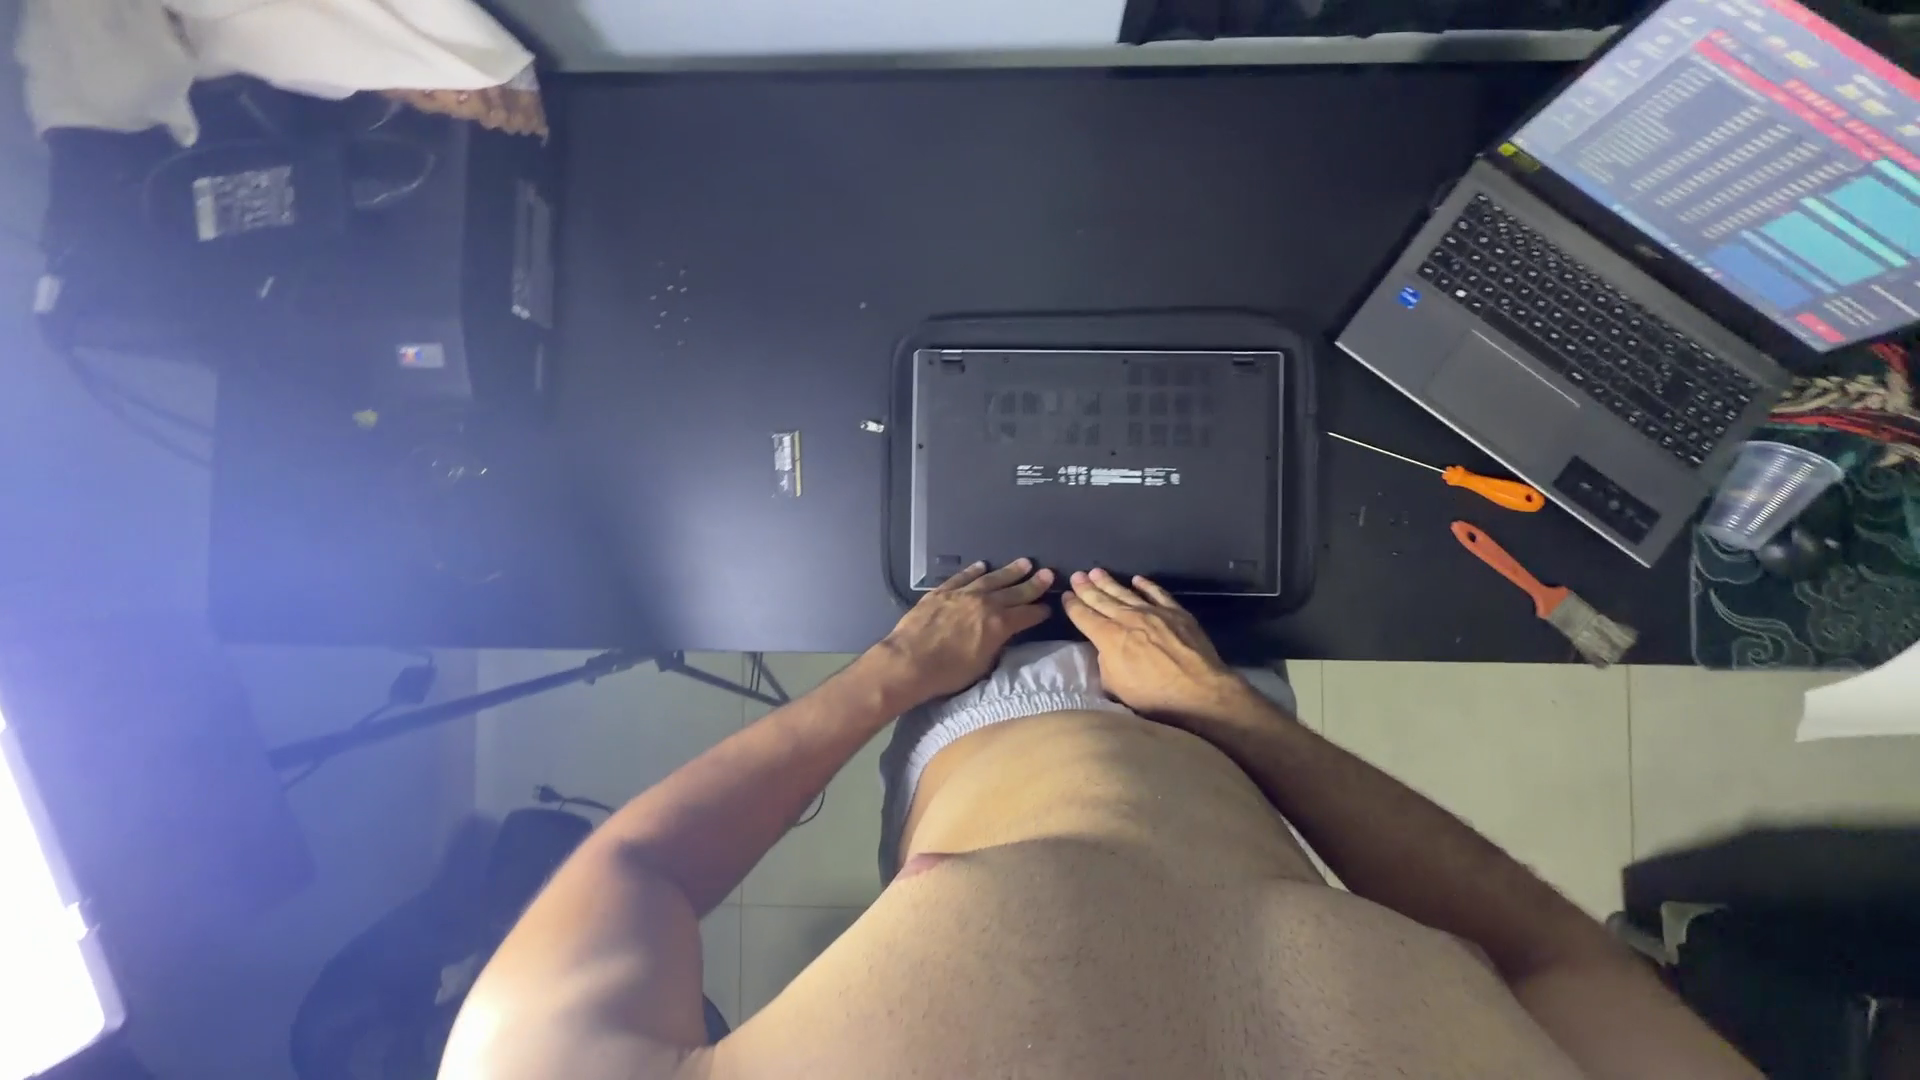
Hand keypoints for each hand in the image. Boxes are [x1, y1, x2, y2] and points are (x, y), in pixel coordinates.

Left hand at [873, 559, 1054, 703]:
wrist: (909, 661)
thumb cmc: (947, 673)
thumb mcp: (982, 666)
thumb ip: (995, 647)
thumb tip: (1002, 637)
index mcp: (999, 625)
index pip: (1026, 615)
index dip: (1039, 611)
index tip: (1048, 607)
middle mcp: (984, 604)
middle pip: (1014, 592)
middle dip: (1033, 584)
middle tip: (1048, 574)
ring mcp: (962, 594)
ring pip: (991, 579)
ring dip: (1009, 571)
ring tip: (1024, 563)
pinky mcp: (941, 592)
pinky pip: (962, 577)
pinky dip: (973, 570)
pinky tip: (982, 565)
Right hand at [1061, 569, 1245, 720]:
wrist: (1198, 691)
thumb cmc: (1153, 696)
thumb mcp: (1115, 687)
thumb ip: (1106, 664)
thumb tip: (1105, 651)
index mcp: (1108, 637)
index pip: (1084, 616)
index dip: (1073, 605)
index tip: (1066, 595)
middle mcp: (1127, 618)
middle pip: (1102, 600)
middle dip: (1087, 588)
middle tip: (1077, 575)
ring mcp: (1153, 612)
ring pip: (1126, 592)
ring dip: (1109, 582)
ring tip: (1096, 572)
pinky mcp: (1176, 613)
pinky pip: (1157, 593)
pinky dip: (1146, 585)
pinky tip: (1137, 580)